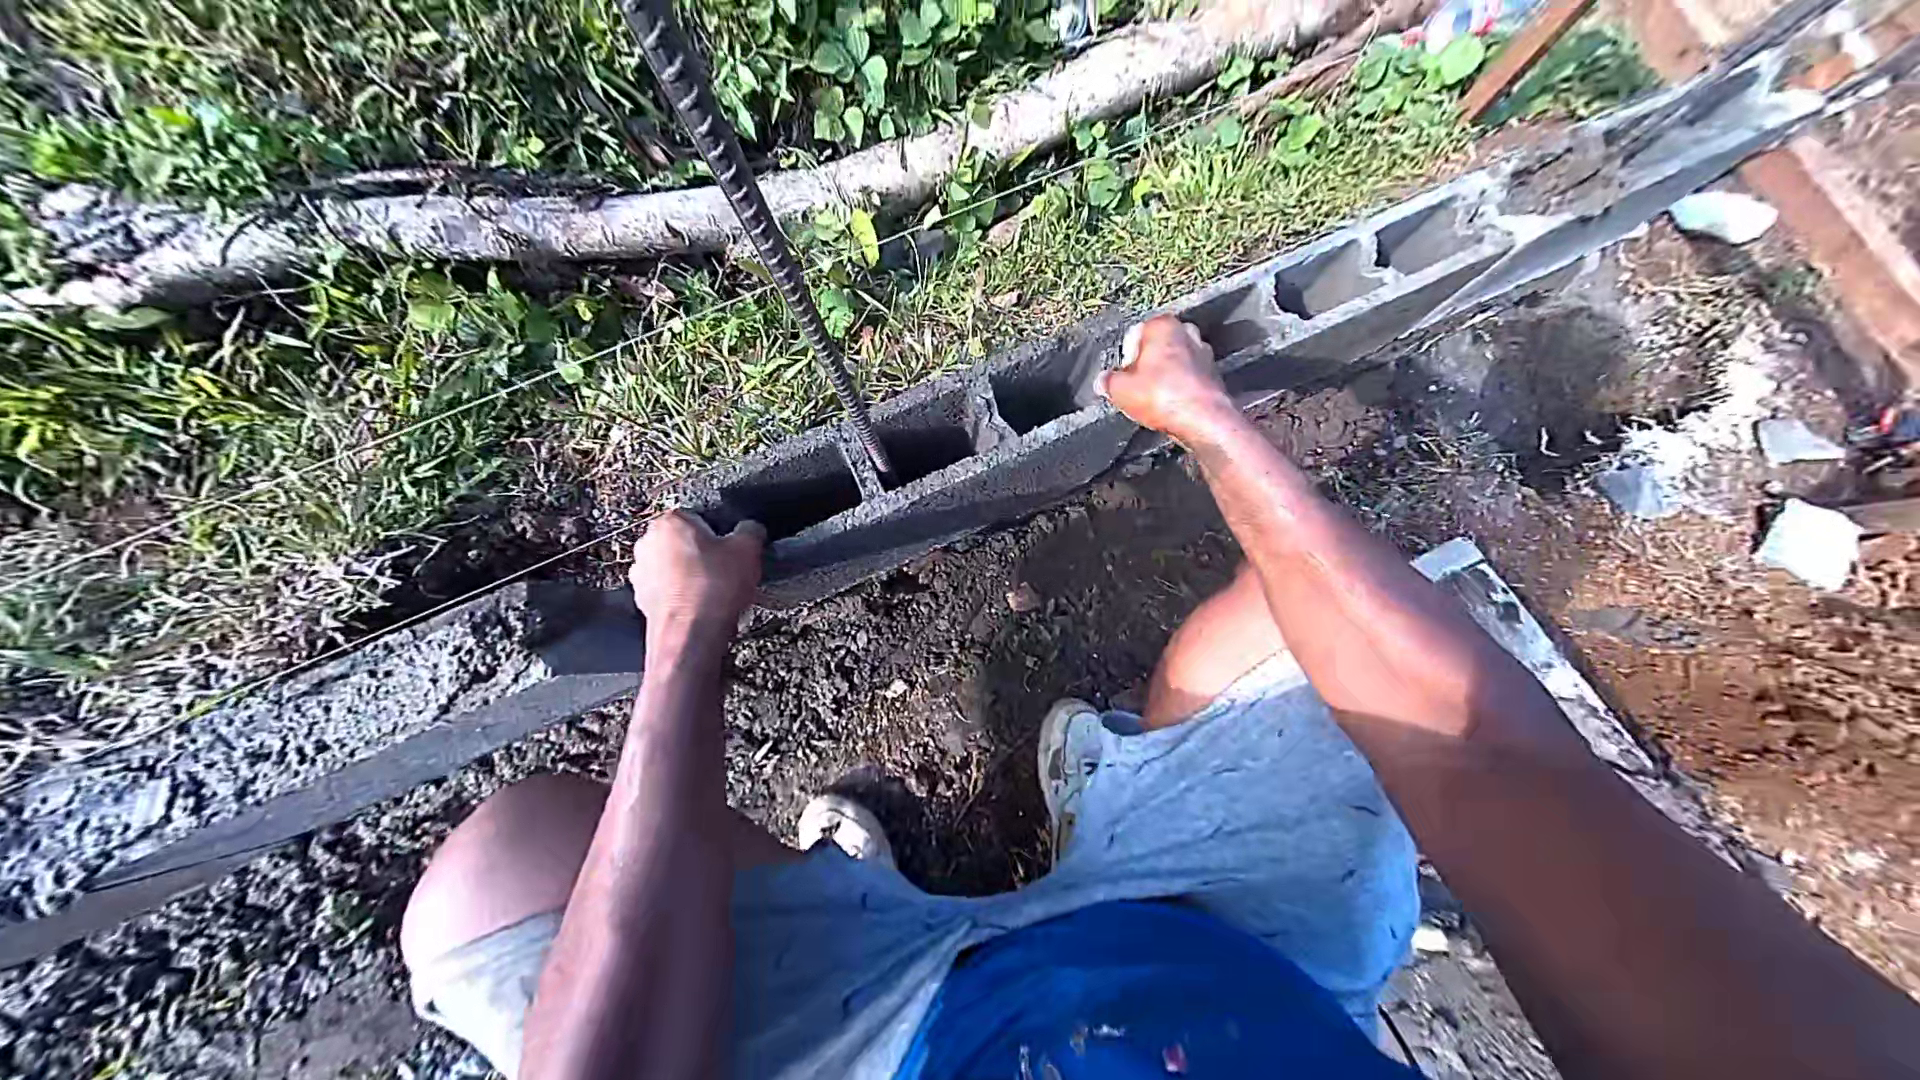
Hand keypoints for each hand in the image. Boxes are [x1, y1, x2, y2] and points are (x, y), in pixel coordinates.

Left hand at [628, 511, 765, 632]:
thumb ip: (750, 529)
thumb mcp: (748, 549)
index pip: (699, 515)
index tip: (734, 547)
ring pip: (677, 567)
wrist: (691, 635)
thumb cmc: (712, 590)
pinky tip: (706, 605)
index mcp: (670, 522)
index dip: (722, 532)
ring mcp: (642, 573)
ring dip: (695, 575)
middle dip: (707, 554)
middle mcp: (648, 544)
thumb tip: (751, 529)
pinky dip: (686, 595)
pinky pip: (670, 590)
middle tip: (729, 569)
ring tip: (719, 591)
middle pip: (686, 541)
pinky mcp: (644, 599)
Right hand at [1096, 316, 1240, 444]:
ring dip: (1162, 378)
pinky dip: (1177, 388)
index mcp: (1162, 325)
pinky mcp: (1212, 374)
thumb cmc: (1165, 397)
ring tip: (1152, 400)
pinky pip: (1187, 378)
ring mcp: (1202, 352)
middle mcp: (1186, 333)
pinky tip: (1169, 405)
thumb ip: (1107, 381)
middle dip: (1144, 366)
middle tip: (1135, 388)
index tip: (1121, 375)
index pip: (1134, 335)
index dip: (1124, 359)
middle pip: (1155, 348)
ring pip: (1172, 363)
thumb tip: (1103, 381)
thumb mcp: (1119, 390)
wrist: (1201, 419)